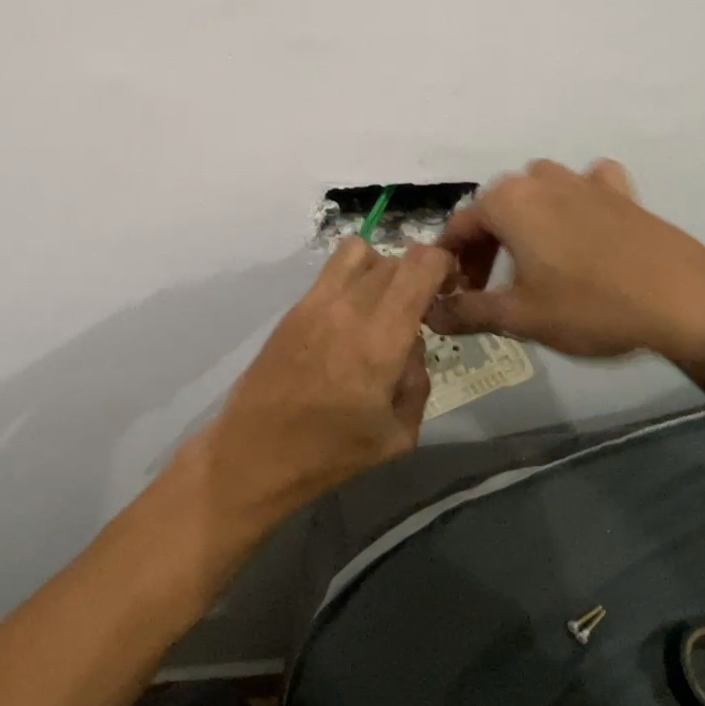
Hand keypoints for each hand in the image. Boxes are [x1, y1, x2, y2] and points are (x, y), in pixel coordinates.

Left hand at [196, 239, 451, 523]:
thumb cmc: (330, 453)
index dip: (443, 265)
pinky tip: (348, 320)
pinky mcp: (293, 308)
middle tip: (418, 307)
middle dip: (416, 275)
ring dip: (380, 269)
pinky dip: (350, 280)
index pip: (421, 266)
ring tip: (381, 305)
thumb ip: (417, 382)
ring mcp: (315, 303)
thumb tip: (410, 347)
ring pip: (359, 251)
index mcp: (381, 341)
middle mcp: (348, 309)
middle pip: (395, 258)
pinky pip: (330, 272)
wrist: (254, 453)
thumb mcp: (399, 435)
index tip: (449, 288)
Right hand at [425, 159, 704, 363]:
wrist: (685, 301)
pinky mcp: (620, 192)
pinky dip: (574, 200)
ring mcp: (583, 181)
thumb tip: (430, 313)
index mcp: (508, 203)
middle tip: (485, 288)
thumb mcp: (520, 317)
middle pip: (494, 208)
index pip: (458, 227)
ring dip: (523, 221)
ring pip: (535, 192)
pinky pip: (584, 186)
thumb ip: (467, 311)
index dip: (448, 262)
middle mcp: (539, 180)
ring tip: (529, 260)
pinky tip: (582, 224)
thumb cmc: (591, 307)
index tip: (450, 293)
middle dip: (483, 246)